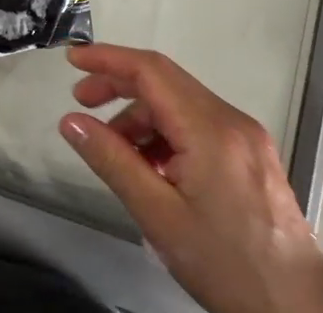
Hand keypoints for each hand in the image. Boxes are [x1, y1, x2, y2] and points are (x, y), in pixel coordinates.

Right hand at [59, 44, 322, 312]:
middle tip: (81, 104)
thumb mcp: (157, 214)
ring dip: (141, 116)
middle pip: (165, 81)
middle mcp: (233, 123)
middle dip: (118, 85)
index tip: (71, 61)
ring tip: (116, 152)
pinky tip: (151, 167)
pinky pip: (198, 126)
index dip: (107, 58)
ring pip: (180, 105)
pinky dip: (165, 134)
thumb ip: (111, 160)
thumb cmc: (225, 263)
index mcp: (211, 130)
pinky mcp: (253, 159)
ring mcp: (247, 141)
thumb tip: (70, 120)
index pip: (151, 71)